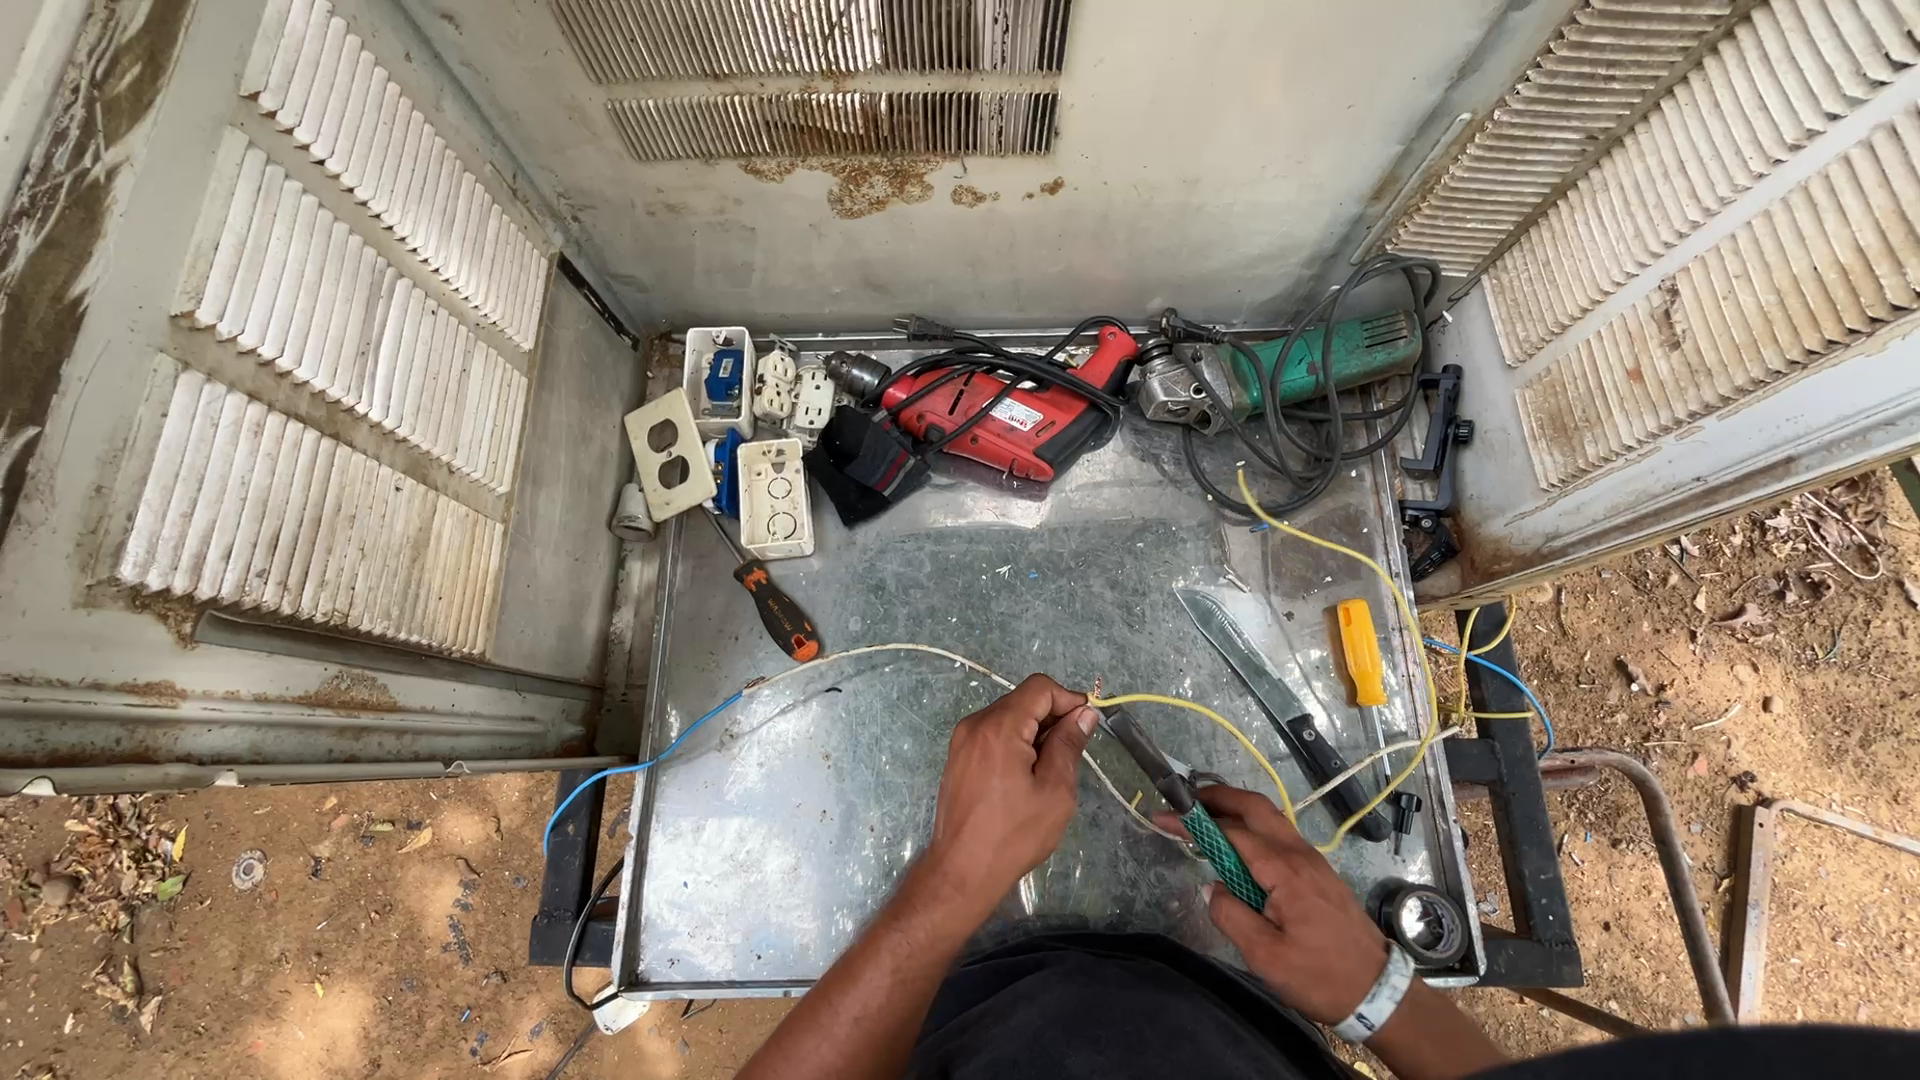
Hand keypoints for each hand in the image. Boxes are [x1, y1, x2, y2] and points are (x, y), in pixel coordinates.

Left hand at [913, 674, 1097, 921]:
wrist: (962, 870)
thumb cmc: (1013, 834)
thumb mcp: (1054, 790)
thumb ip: (1068, 745)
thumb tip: (1084, 713)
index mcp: (999, 726)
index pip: (1039, 687)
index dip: (1068, 699)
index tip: (1086, 724)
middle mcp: (976, 724)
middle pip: (1022, 699)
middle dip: (1052, 716)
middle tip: (1072, 751)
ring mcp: (962, 740)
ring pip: (1008, 716)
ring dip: (1034, 731)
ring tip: (1050, 768)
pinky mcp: (958, 756)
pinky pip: (993, 733)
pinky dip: (1015, 741)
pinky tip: (1026, 774)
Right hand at [1157, 784, 1389, 1024]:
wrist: (1380, 993)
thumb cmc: (1321, 976)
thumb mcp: (1265, 957)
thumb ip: (1230, 915)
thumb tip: (1210, 888)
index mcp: (1284, 870)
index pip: (1230, 831)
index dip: (1194, 822)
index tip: (1163, 818)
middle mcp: (1299, 854)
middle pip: (1255, 806)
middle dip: (1217, 796)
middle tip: (1185, 800)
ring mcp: (1313, 860)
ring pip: (1271, 817)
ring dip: (1236, 808)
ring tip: (1205, 816)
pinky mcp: (1319, 872)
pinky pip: (1280, 834)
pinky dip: (1253, 826)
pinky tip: (1239, 845)